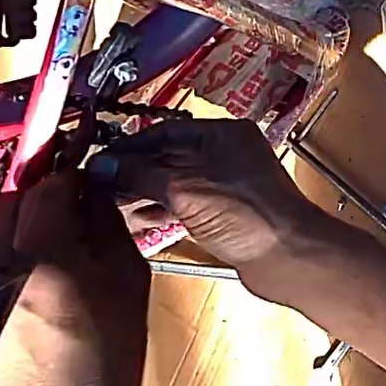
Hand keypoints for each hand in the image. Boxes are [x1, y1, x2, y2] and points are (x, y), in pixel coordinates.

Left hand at [0, 169, 149, 358]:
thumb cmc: (105, 363)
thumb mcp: (128, 283)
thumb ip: (108, 225)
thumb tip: (93, 187)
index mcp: (45, 259)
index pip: (46, 187)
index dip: (64, 175)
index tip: (77, 178)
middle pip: (3, 201)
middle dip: (33, 197)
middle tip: (59, 213)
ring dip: (8, 226)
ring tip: (37, 249)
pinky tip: (14, 283)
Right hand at [101, 118, 325, 267]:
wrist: (288, 254)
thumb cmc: (244, 212)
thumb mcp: (186, 188)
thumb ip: (142, 174)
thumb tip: (103, 165)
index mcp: (224, 134)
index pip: (167, 131)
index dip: (131, 145)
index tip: (99, 160)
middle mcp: (227, 153)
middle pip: (171, 156)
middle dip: (135, 170)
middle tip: (97, 185)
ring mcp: (228, 183)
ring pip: (178, 182)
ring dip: (145, 191)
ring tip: (107, 203)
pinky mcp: (228, 212)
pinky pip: (188, 204)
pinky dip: (164, 209)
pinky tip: (137, 220)